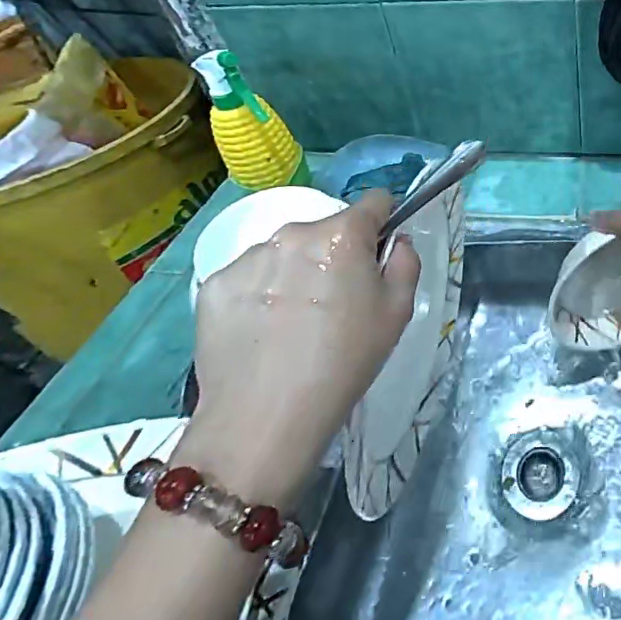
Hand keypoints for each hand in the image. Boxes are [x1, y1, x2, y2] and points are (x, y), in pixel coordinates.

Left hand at [182, 191, 419, 507]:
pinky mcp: (215, 284)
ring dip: (295, 272)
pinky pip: (250, 276)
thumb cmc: (345, 362)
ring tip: (293, 324)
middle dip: (335, 254)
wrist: (265, 418)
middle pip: (325, 230)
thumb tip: (394, 241)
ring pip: (285, 252)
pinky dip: (260, 294)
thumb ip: (405, 262)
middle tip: (335, 303)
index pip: (373, 201)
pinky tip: (262, 333)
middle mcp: (292, 233)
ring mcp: (248, 257)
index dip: (382, 224)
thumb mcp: (398, 314)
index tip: (376, 254)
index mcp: (341, 235)